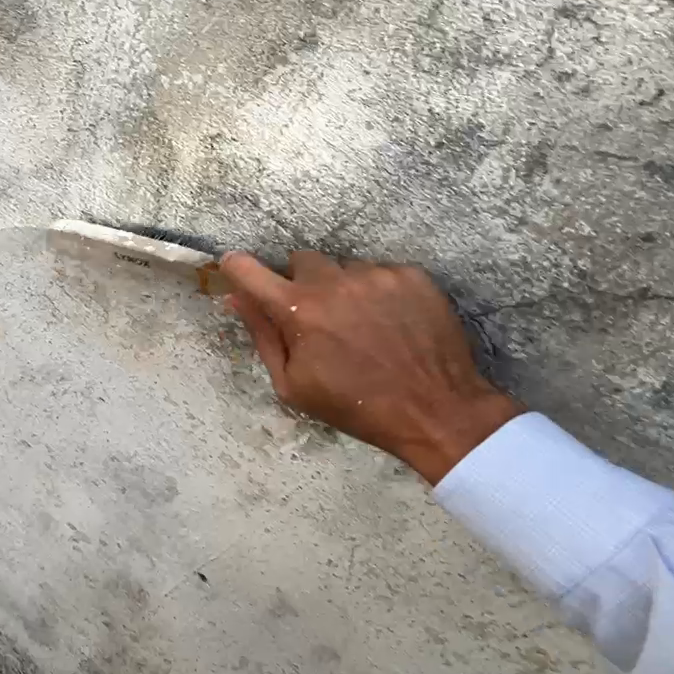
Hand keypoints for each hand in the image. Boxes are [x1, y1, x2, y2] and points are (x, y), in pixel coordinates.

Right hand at [220, 250, 522, 484]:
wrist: (438, 412)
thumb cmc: (356, 406)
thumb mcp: (293, 384)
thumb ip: (262, 335)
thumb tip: (235, 298)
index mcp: (298, 309)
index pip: (246, 269)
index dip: (236, 268)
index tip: (239, 272)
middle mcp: (333, 282)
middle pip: (300, 260)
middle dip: (302, 283)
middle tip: (319, 315)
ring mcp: (375, 275)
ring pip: (343, 267)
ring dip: (344, 287)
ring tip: (364, 323)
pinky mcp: (411, 276)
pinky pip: (380, 271)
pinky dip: (380, 291)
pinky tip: (392, 321)